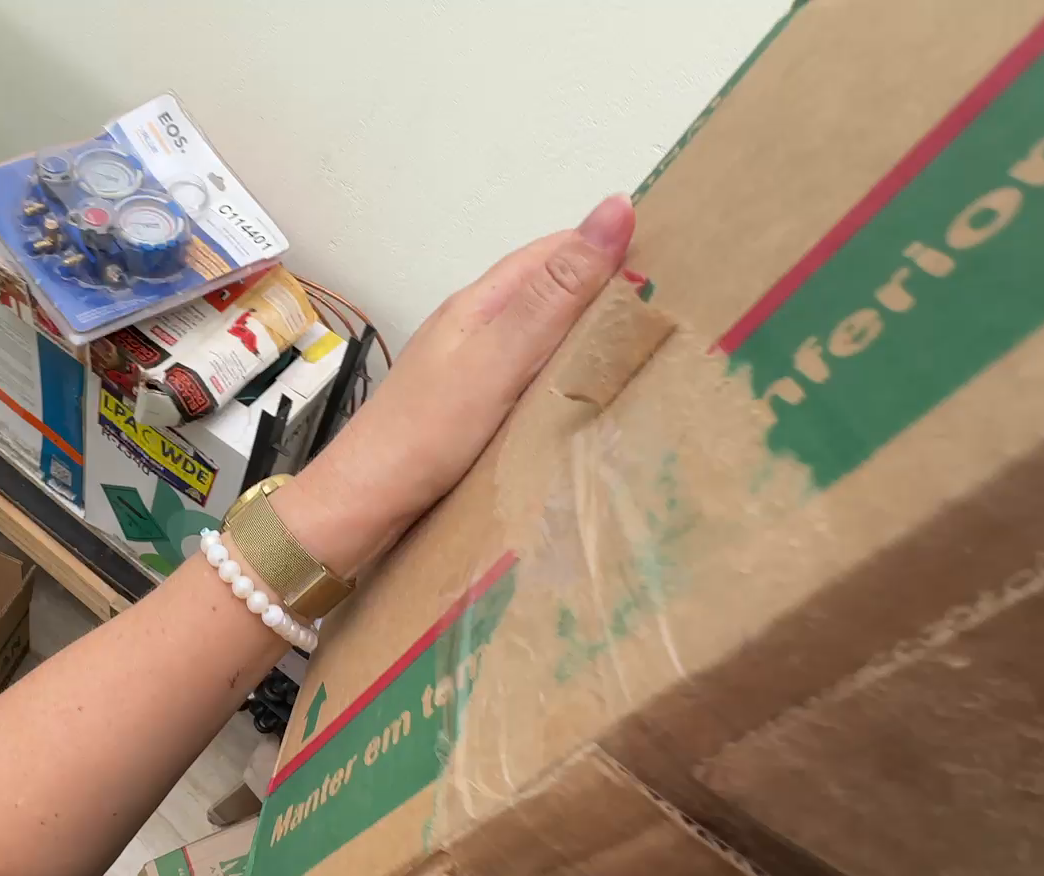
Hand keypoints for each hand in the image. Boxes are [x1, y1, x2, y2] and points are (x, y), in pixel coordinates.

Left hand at [277, 195, 635, 576]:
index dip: (611, 249)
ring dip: (582, 341)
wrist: (367, 500)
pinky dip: (558, 380)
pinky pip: (525, 379)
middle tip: (673, 321)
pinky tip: (580, 400)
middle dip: (604, 298)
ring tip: (640, 359)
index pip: (556, 252)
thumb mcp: (499, 357)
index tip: (677, 265)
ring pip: (538, 340)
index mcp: (481, 303)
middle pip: (549, 295)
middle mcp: (474, 328)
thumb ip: (554, 295)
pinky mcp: (468, 409)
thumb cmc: (428, 430)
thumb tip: (616, 208)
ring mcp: (468, 370)